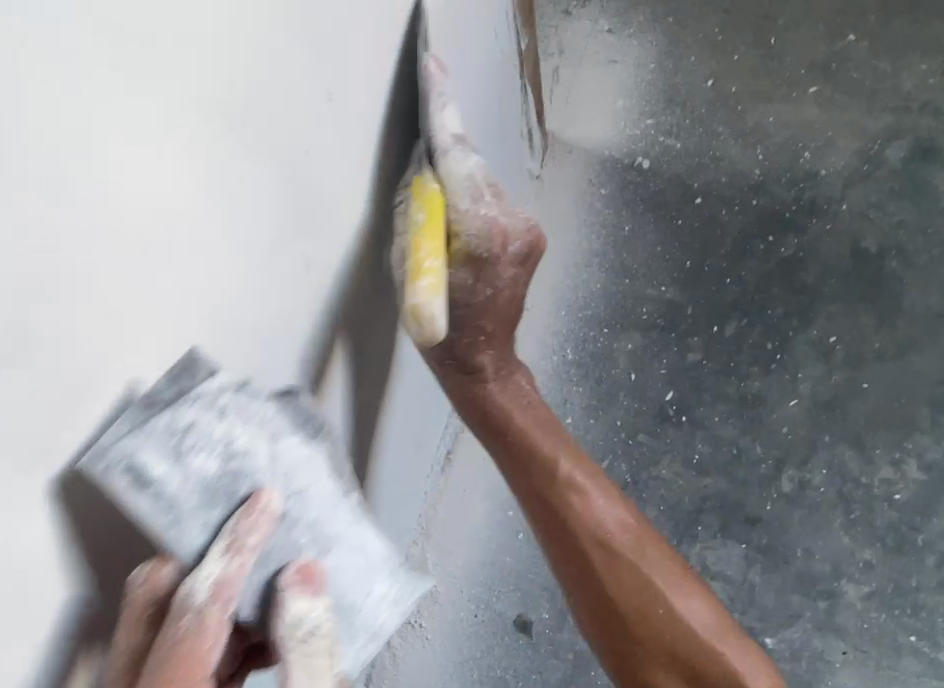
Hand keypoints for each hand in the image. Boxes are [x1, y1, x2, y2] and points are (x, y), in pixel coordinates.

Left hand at [85, 490, 362, 687]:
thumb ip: (307, 642)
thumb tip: (299, 572)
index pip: (195, 605)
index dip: (236, 546)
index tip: (263, 500)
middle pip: (153, 604)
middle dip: (212, 569)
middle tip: (271, 551)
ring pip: (154, 628)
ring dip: (214, 607)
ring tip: (280, 612)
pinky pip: (163, 661)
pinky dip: (209, 642)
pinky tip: (263, 648)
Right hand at [416, 55, 547, 386]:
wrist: (483, 361)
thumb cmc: (440, 327)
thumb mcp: (410, 269)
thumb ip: (419, 211)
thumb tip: (426, 168)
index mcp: (482, 231)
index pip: (458, 158)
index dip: (442, 114)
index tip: (433, 70)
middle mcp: (514, 222)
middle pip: (472, 170)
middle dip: (445, 165)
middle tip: (423, 180)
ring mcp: (529, 228)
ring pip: (484, 186)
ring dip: (460, 191)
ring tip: (444, 230)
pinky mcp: (533, 235)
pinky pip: (494, 205)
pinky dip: (474, 208)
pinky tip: (463, 236)